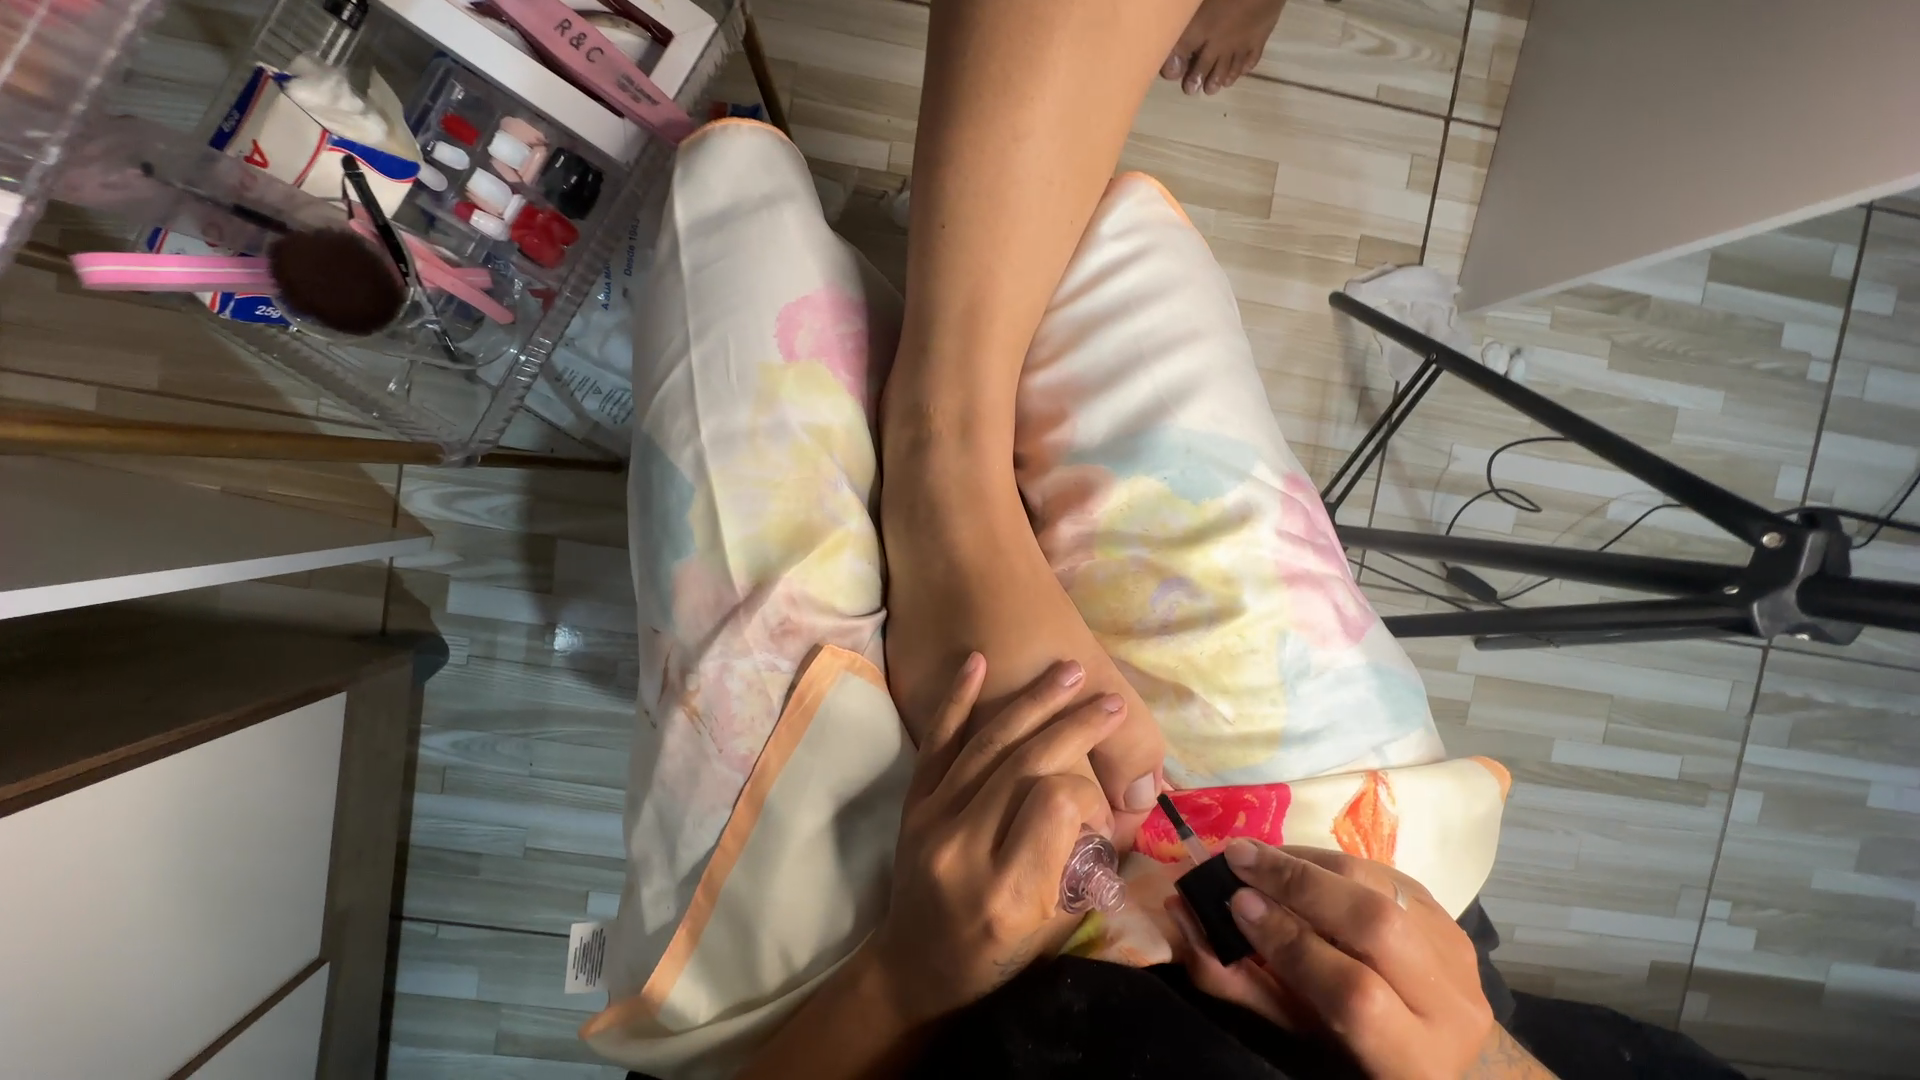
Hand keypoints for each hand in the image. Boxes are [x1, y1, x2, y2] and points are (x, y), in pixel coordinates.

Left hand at [872, 653, 1125, 1022]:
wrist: (915, 968)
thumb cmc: (996, 959)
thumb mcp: (1053, 931)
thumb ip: (1084, 866)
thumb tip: (1111, 805)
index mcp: (1007, 890)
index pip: (1056, 803)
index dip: (1089, 795)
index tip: (1099, 811)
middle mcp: (964, 847)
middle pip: (1025, 763)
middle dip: (1075, 726)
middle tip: (1110, 703)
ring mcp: (931, 818)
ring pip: (988, 744)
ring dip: (1033, 702)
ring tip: (1070, 671)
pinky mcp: (911, 803)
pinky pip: (937, 743)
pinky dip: (956, 699)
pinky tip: (978, 662)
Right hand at [1169, 840, 1494, 1079]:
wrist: (1446, 1051)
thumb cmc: (1351, 1049)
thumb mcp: (1294, 1031)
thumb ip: (1238, 981)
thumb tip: (1181, 915)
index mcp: (1410, 1057)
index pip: (1351, 992)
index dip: (1288, 941)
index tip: (1234, 903)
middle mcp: (1448, 1002)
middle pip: (1375, 924)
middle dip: (1297, 882)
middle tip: (1238, 857)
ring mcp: (1456, 951)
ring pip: (1378, 886)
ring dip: (1307, 861)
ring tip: (1258, 855)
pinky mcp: (1448, 912)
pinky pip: (1380, 872)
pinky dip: (1328, 860)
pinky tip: (1294, 860)